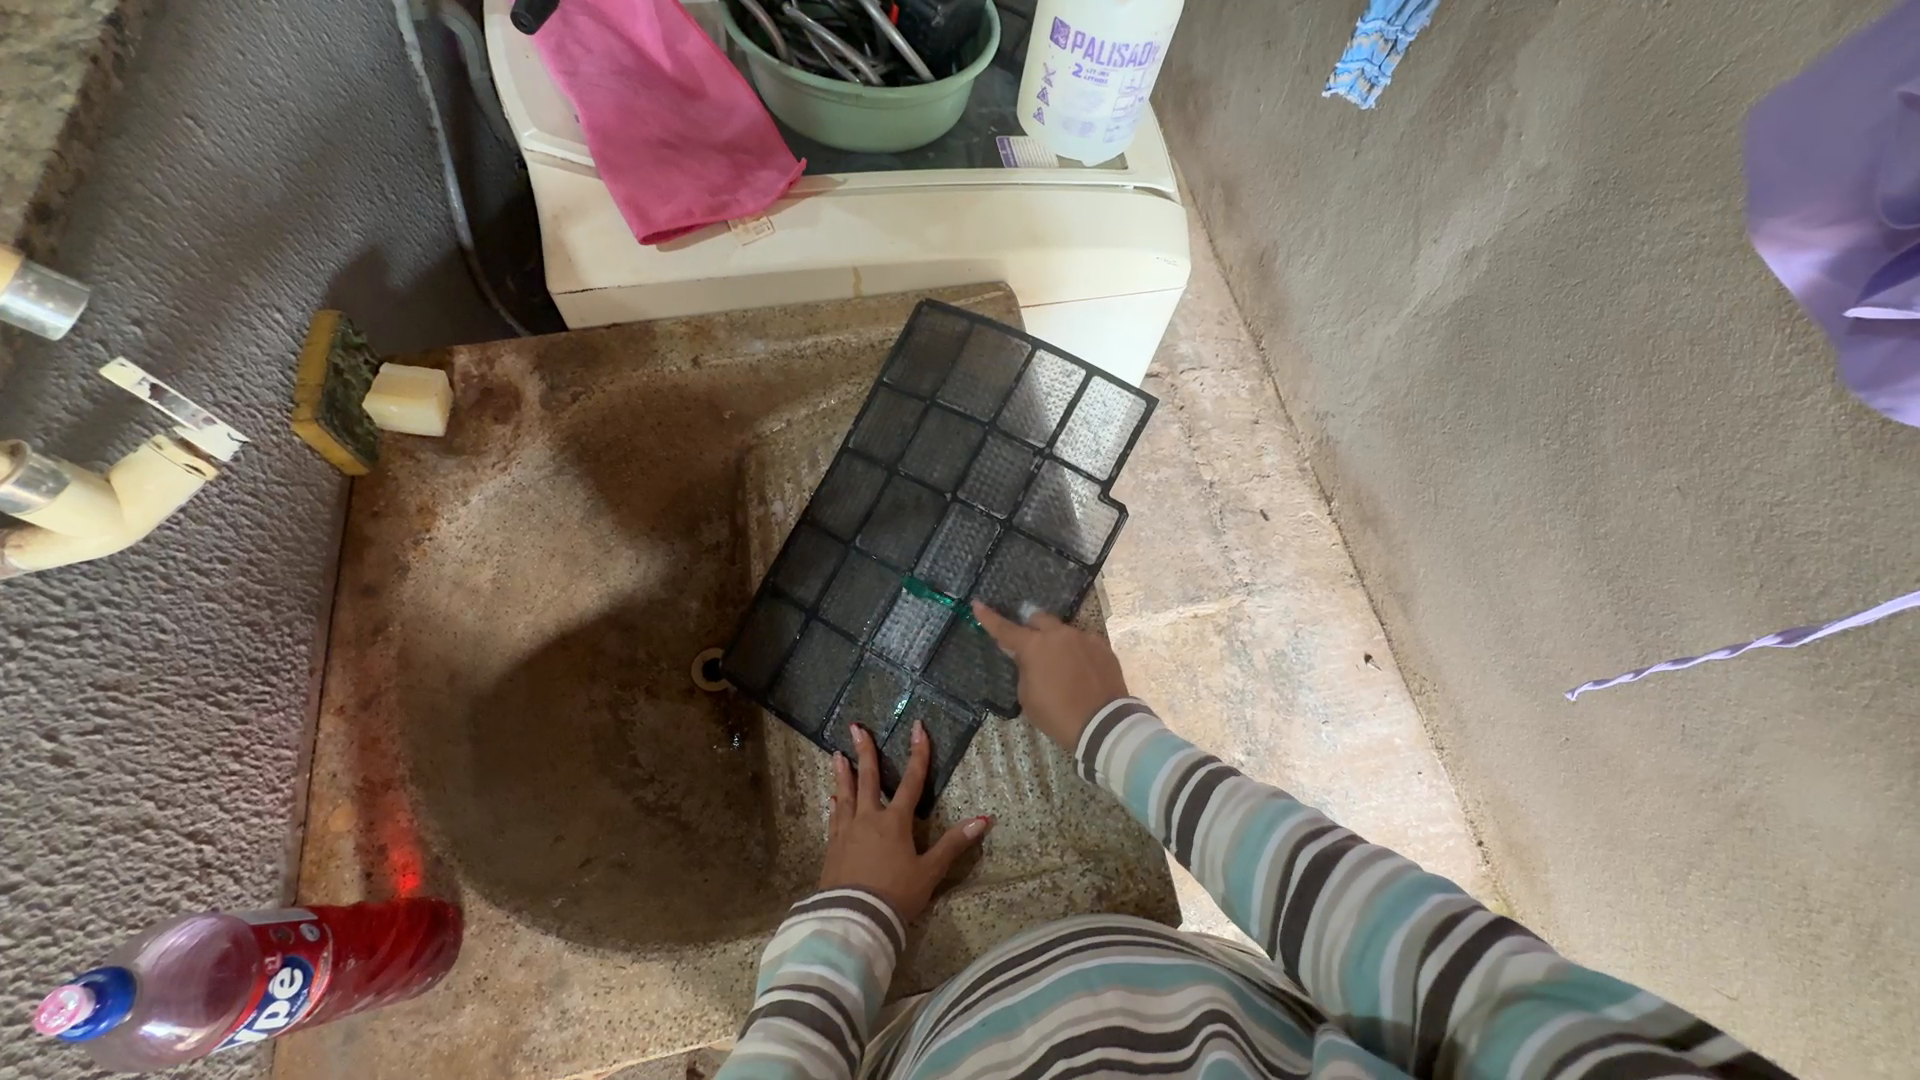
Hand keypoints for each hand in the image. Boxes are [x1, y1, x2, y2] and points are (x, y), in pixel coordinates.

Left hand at [819, 722, 991, 923]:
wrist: (854, 918)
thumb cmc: (896, 894)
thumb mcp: (930, 871)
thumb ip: (953, 844)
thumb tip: (983, 820)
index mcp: (895, 822)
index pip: (912, 781)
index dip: (918, 754)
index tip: (917, 727)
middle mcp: (870, 819)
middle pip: (869, 779)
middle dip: (865, 752)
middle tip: (856, 727)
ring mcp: (848, 832)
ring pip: (846, 795)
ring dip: (843, 774)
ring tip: (837, 754)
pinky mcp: (833, 847)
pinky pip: (834, 819)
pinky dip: (835, 805)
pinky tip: (831, 799)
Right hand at [972, 601, 1130, 750]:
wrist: (1103, 723)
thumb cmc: (1057, 714)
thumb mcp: (1028, 697)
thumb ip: (1023, 669)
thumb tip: (1023, 656)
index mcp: (1034, 647)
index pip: (1005, 629)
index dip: (989, 618)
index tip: (977, 604)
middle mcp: (1059, 634)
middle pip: (1038, 619)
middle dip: (1030, 629)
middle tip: (1030, 648)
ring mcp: (1083, 638)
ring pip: (1063, 631)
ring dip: (1056, 642)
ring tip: (1061, 666)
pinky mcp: (1103, 646)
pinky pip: (1083, 642)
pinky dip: (1077, 652)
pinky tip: (1080, 671)